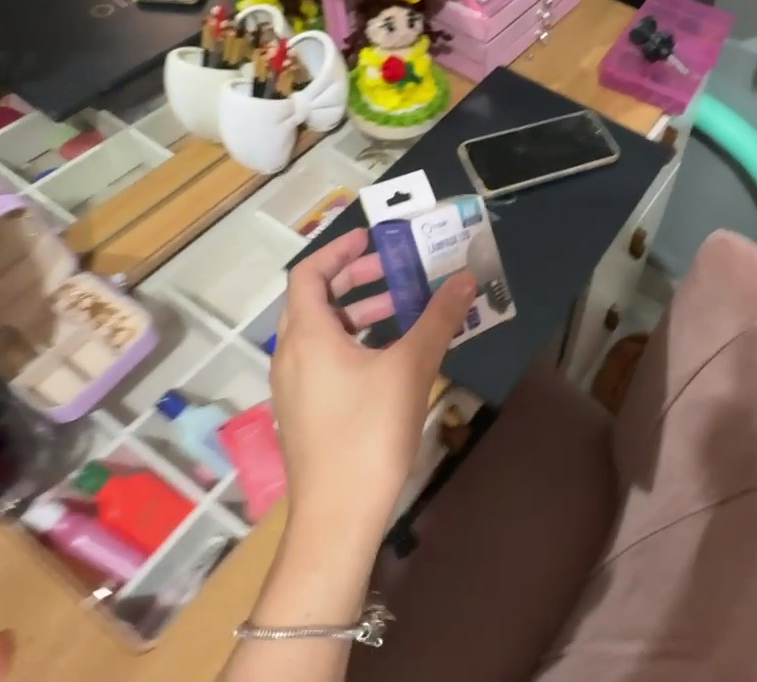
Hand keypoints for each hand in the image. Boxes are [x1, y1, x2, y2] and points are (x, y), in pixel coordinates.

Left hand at [271, 228, 473, 543]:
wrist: (337, 517)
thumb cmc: (368, 433)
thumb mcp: (410, 368)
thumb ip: (438, 319)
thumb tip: (466, 279)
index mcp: (306, 335)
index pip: (309, 273)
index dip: (339, 250)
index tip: (373, 239)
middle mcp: (291, 354)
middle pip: (315, 299)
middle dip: (355, 279)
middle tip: (395, 270)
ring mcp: (294, 387)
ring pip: (321, 331)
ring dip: (358, 312)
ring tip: (402, 309)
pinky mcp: (304, 412)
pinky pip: (324, 359)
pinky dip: (354, 342)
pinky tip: (390, 357)